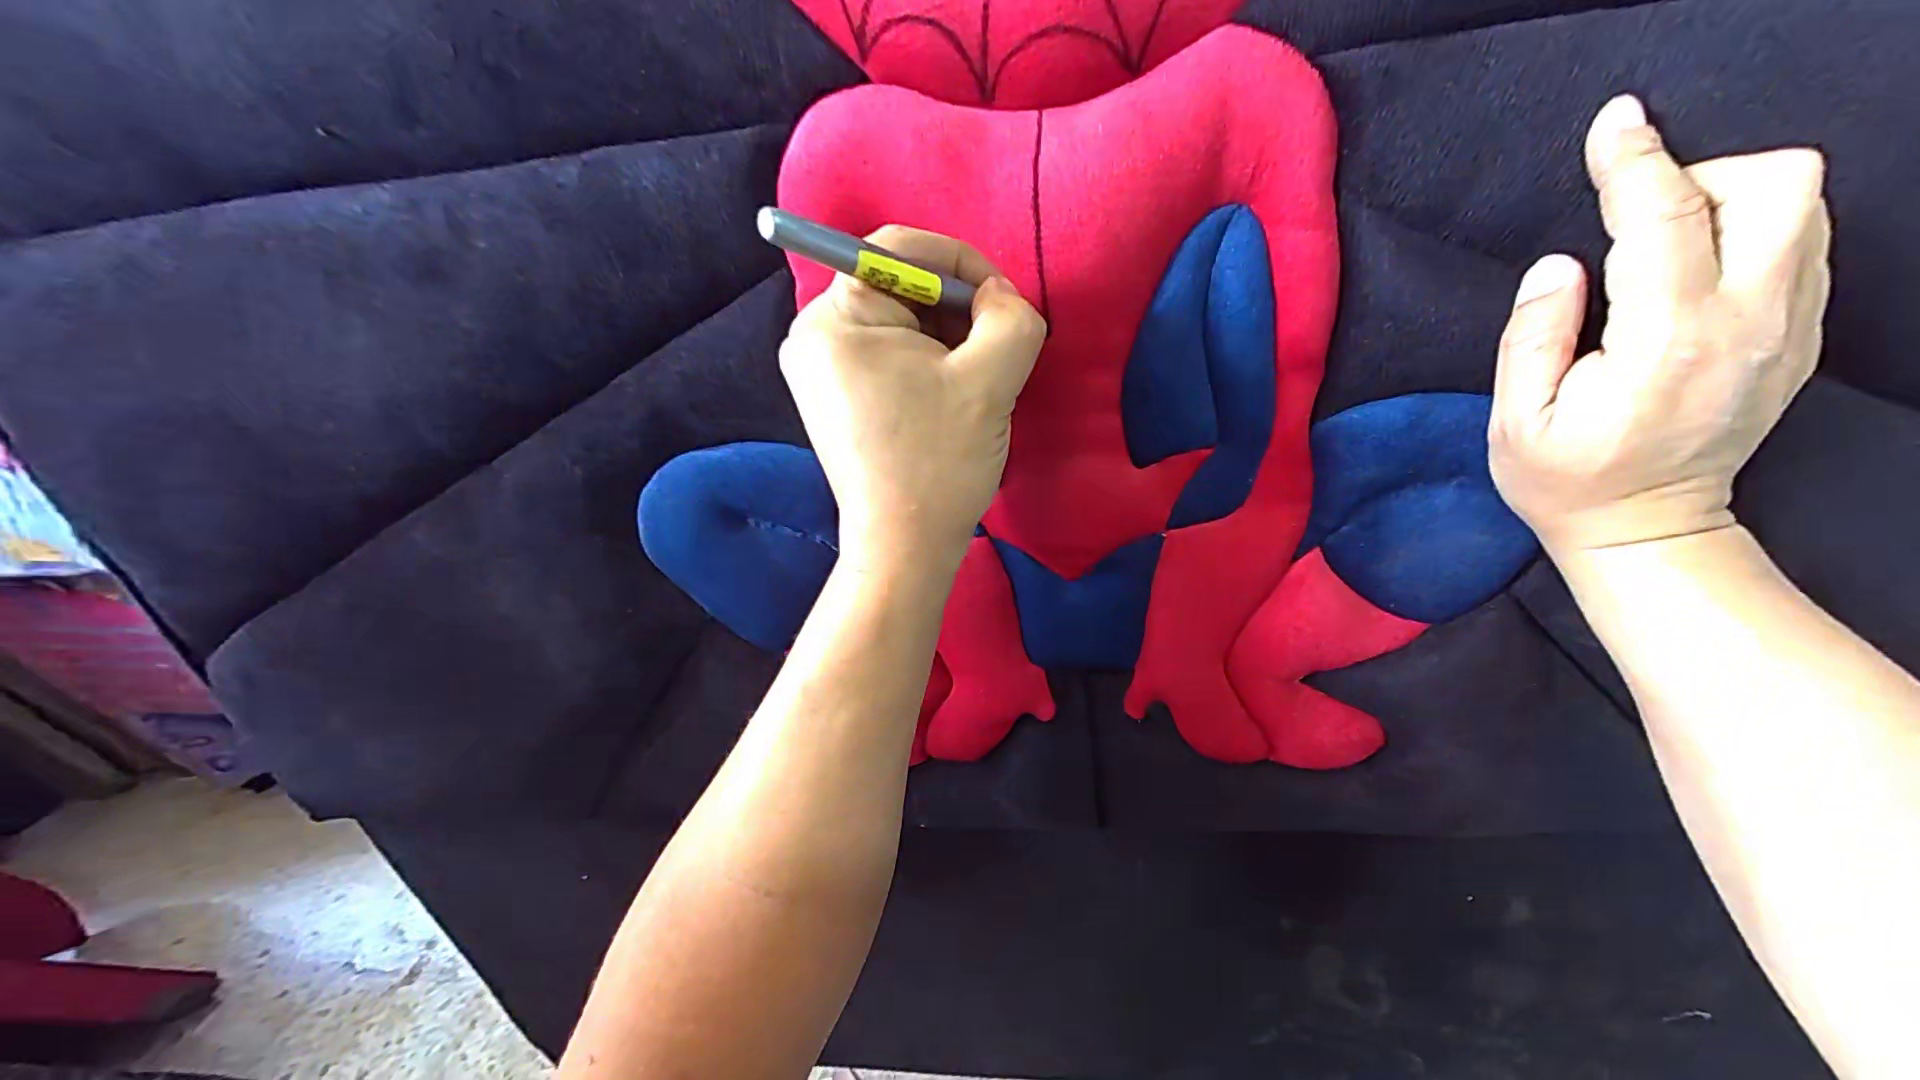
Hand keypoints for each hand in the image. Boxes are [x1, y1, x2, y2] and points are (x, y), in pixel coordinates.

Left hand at [779, 226, 1047, 574]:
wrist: (904, 546)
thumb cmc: (939, 463)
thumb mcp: (989, 379)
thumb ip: (1010, 316)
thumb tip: (998, 296)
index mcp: (834, 321)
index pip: (898, 249)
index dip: (960, 262)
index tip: (1001, 302)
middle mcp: (812, 337)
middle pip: (897, 286)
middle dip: (956, 311)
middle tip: (993, 352)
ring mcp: (818, 371)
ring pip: (898, 323)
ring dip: (947, 341)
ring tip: (974, 385)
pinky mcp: (834, 398)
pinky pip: (888, 355)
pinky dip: (927, 364)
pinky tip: (948, 401)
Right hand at [1488, 95, 1831, 558]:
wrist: (1644, 526)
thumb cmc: (1564, 479)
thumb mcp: (1514, 420)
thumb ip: (1533, 336)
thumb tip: (1558, 265)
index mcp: (1667, 345)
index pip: (1665, 222)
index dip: (1636, 162)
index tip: (1615, 122)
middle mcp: (1750, 323)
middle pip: (1776, 186)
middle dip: (1700, 175)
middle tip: (1633, 213)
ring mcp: (1788, 329)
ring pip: (1802, 206)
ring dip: (1727, 199)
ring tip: (1655, 243)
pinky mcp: (1797, 336)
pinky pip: (1799, 244)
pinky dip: (1747, 231)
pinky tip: (1687, 270)